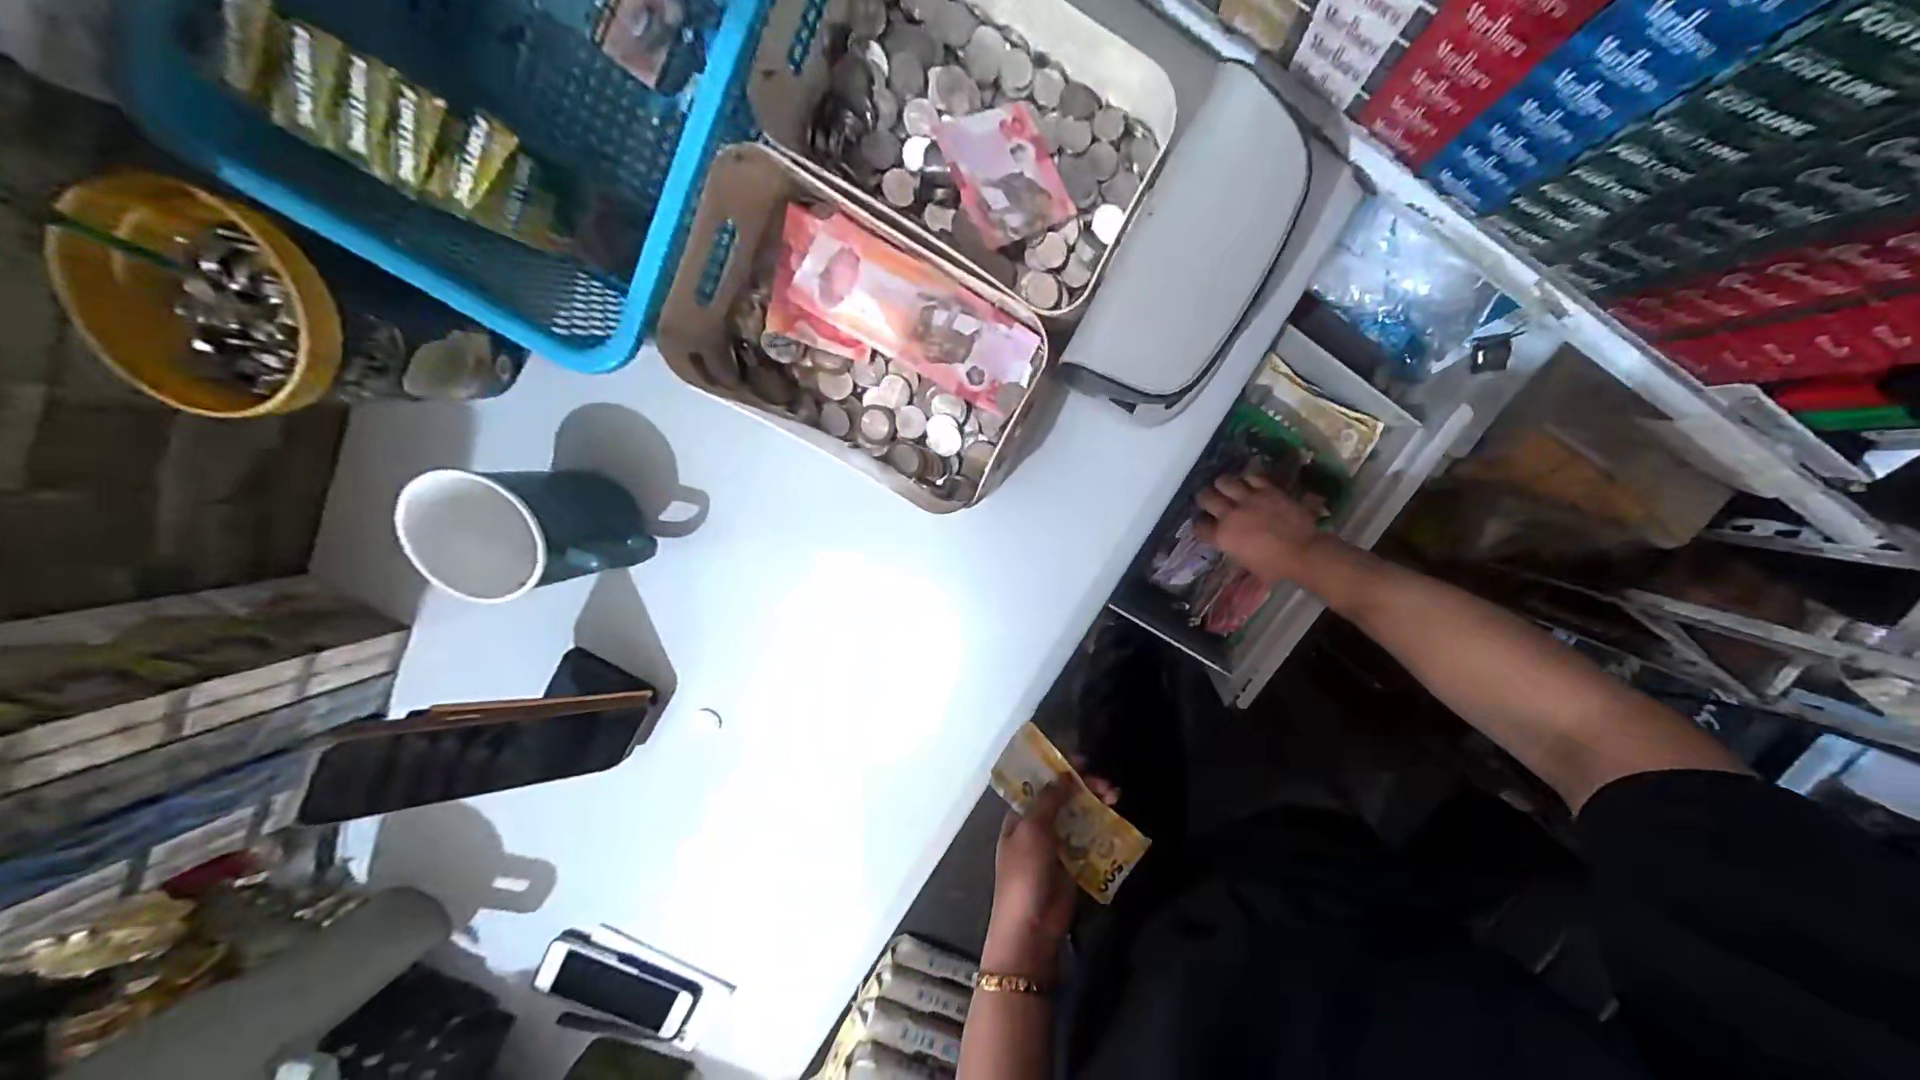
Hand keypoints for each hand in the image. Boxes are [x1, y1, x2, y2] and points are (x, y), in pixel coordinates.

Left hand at [983, 778, 1117, 981]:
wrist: (1031, 929)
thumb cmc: (1025, 874)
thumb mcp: (1032, 830)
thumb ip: (1049, 800)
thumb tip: (1065, 773)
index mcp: (1020, 815)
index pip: (1041, 783)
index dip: (1061, 770)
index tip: (1085, 762)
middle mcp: (1038, 826)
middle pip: (1064, 798)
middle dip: (1085, 787)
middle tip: (1108, 787)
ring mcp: (1056, 846)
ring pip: (1079, 816)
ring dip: (1096, 805)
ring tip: (1116, 798)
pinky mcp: (1073, 865)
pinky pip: (1089, 840)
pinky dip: (1102, 829)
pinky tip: (1116, 821)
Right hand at [1194, 469, 1329, 584]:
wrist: (1303, 551)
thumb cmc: (1274, 566)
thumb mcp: (1245, 563)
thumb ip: (1232, 548)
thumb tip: (1231, 542)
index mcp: (1222, 536)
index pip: (1199, 527)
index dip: (1199, 525)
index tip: (1203, 525)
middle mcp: (1229, 514)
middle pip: (1205, 498)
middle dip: (1204, 499)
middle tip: (1208, 500)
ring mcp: (1248, 499)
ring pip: (1224, 482)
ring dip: (1223, 485)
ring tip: (1226, 487)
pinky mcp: (1267, 490)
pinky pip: (1251, 477)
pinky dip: (1248, 480)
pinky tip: (1249, 484)